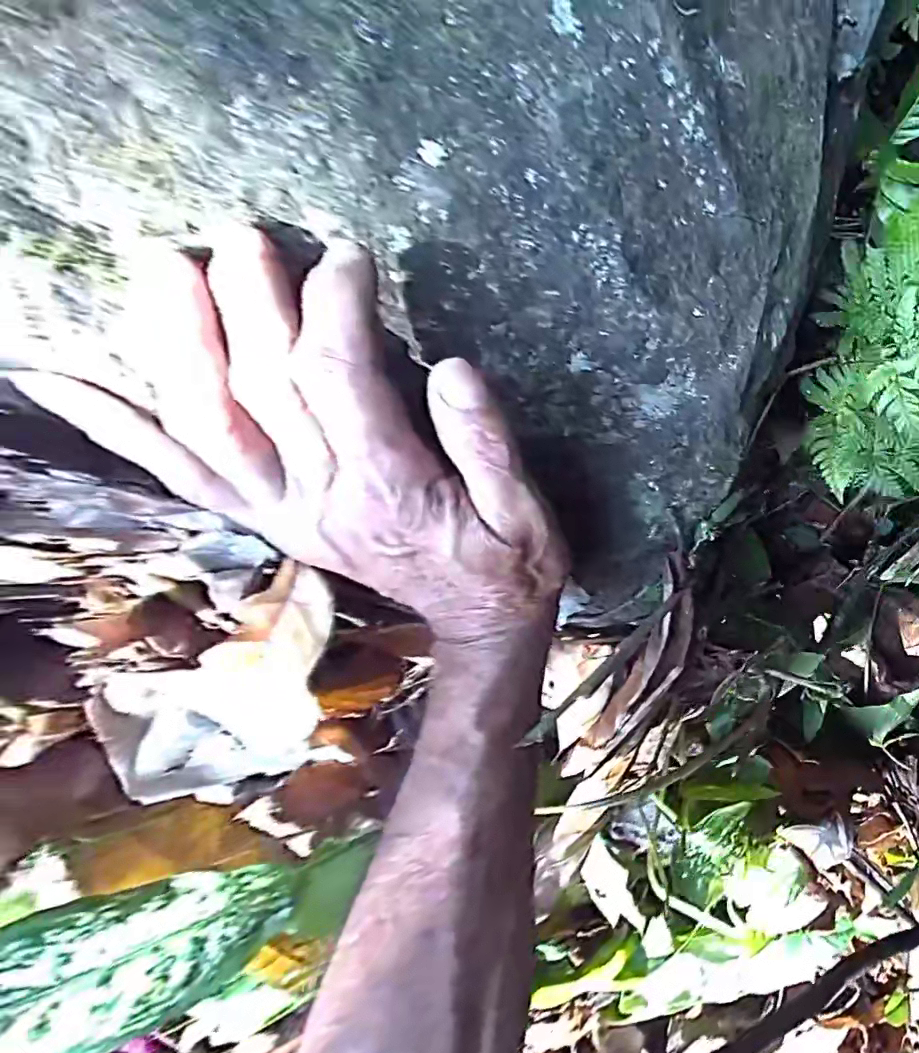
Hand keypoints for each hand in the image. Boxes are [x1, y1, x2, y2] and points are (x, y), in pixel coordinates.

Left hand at [10, 227, 566, 646]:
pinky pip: (180, 475)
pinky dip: (118, 427)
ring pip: (204, 418)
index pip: (339, 378)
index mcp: (391, 487)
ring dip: (176, 338)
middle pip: (262, 386)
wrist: (485, 621)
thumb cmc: (516, 561)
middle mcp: (322, 496)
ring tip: (169, 270)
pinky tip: (67, 382)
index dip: (336, 309)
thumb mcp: (526, 508)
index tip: (347, 259)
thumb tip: (455, 368)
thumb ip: (487, 442)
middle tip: (244, 240)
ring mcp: (285, 511)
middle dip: (251, 303)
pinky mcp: (271, 521)